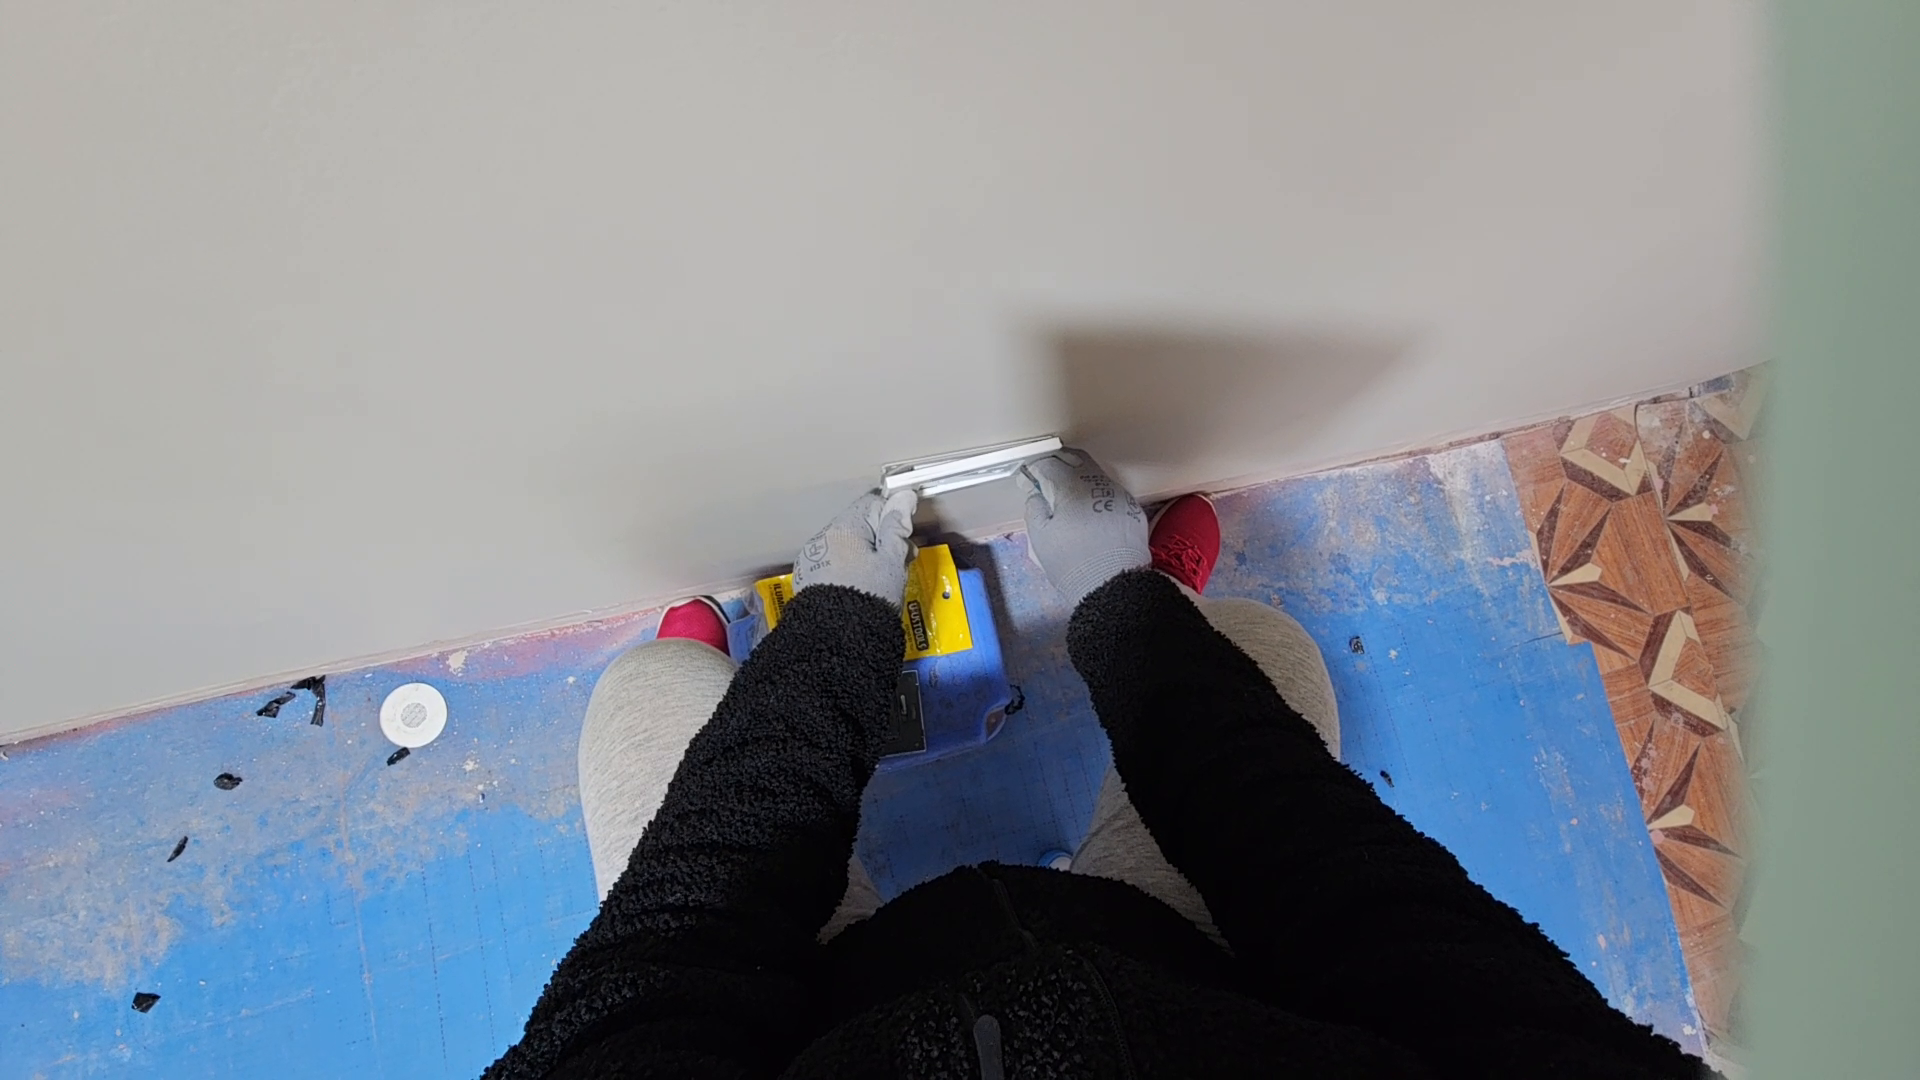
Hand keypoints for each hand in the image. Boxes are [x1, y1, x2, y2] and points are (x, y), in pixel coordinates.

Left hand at [792, 489, 918, 604]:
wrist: (837, 641)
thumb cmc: (868, 598)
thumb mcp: (892, 561)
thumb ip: (897, 526)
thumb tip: (903, 497)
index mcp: (844, 528)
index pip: (873, 502)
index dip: (894, 516)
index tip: (905, 536)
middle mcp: (823, 539)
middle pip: (860, 525)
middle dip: (882, 539)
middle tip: (898, 562)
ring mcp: (814, 560)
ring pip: (848, 546)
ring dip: (867, 556)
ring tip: (882, 579)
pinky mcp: (810, 580)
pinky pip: (836, 564)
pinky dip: (851, 570)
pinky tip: (862, 588)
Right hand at [1019, 449, 1149, 605]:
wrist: (1113, 587)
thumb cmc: (1073, 566)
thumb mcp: (1040, 539)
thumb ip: (1034, 508)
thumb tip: (1036, 495)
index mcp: (1071, 489)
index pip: (1048, 463)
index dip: (1034, 469)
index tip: (1027, 480)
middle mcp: (1097, 484)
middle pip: (1074, 459)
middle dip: (1056, 464)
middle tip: (1044, 478)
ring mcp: (1118, 495)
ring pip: (1094, 473)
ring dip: (1077, 478)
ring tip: (1065, 497)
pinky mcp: (1131, 508)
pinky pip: (1108, 491)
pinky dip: (1094, 494)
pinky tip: (1086, 511)